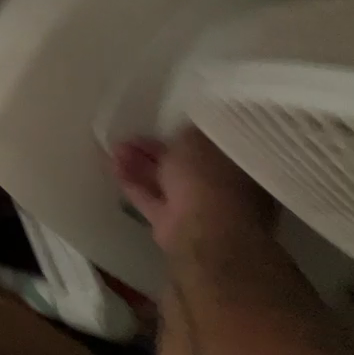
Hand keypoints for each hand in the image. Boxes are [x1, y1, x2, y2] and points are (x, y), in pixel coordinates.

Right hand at [111, 126, 276, 255]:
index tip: (162, 124)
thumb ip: (189, 130)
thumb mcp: (199, 141)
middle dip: (154, 149)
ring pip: (163, 179)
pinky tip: (111, 163)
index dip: (184, 135)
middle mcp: (225, 190)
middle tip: (130, 134)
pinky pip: (147, 194)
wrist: (204, 231)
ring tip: (114, 146)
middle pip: (184, 165)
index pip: (212, 148)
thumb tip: (184, 123)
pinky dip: (130, 179)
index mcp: (242, 171)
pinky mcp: (172, 221)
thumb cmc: (211, 181)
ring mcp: (198, 208)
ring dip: (138, 162)